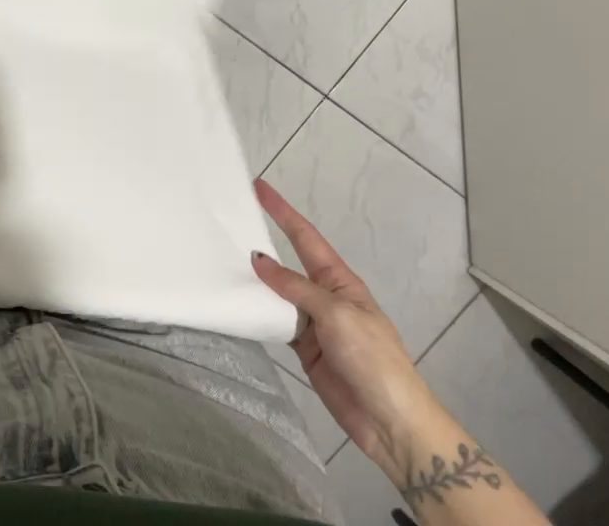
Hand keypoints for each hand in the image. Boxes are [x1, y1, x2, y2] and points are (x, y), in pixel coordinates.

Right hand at [251, 178, 453, 483]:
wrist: (389, 420)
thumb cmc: (373, 359)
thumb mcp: (337, 316)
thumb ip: (296, 288)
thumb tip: (259, 261)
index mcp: (341, 282)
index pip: (306, 238)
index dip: (283, 212)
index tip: (259, 187)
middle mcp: (324, 296)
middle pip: (287, 263)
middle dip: (262, 242)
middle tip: (228, 223)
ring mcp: (312, 322)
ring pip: (275, 292)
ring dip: (253, 280)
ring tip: (219, 260)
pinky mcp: (301, 346)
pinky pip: (273, 319)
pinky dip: (255, 310)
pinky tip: (235, 302)